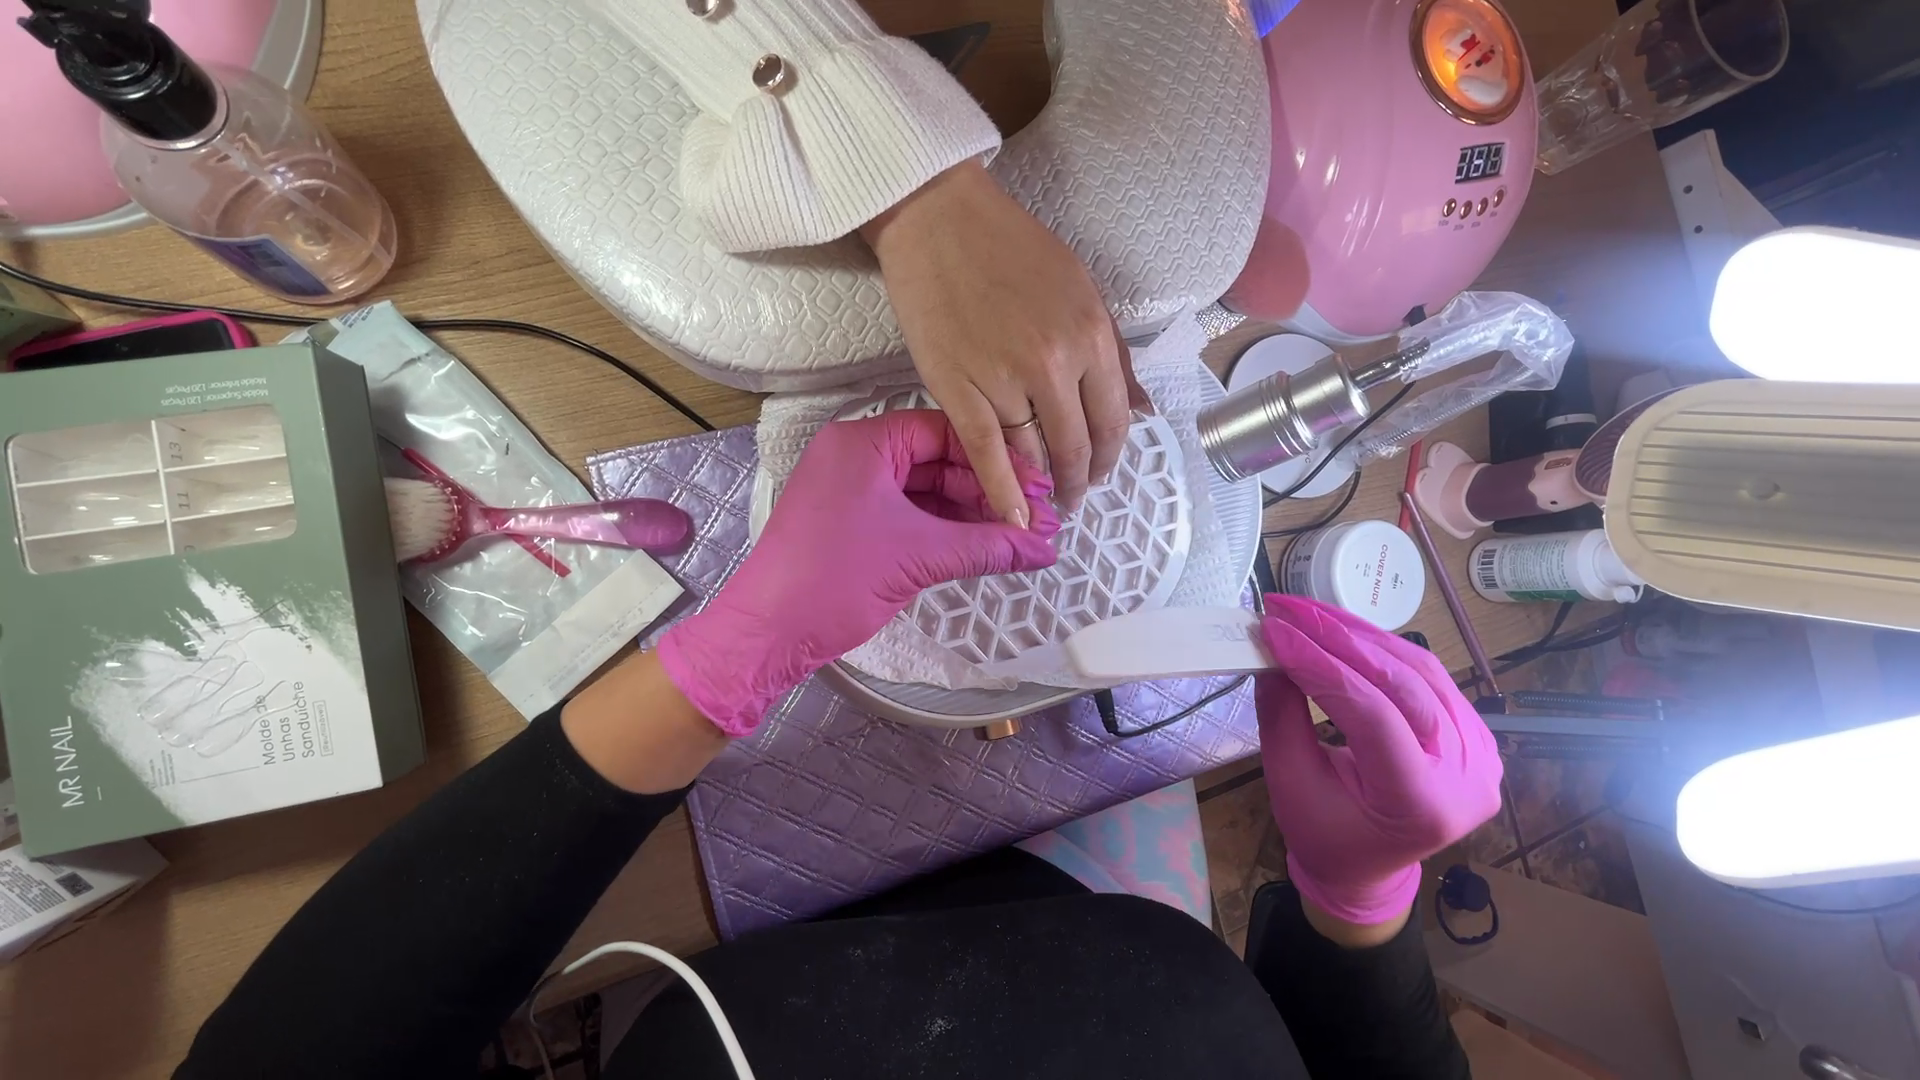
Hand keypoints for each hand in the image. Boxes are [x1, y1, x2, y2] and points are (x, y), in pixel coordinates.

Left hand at [658, 411, 1061, 736]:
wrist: (769, 632)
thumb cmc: (832, 580)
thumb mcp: (918, 557)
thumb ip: (986, 547)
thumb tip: (1042, 548)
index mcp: (864, 443)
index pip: (946, 431)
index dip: (996, 459)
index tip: (1037, 486)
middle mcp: (858, 456)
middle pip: (940, 461)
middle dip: (989, 493)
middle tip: (1036, 520)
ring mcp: (855, 491)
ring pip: (928, 492)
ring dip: (972, 515)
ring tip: (1019, 538)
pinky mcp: (855, 523)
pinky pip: (911, 515)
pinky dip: (946, 531)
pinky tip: (984, 547)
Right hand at [860, 160, 1147, 522]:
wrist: (938, 221)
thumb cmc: (1013, 248)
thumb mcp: (1082, 289)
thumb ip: (1114, 352)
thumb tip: (1140, 407)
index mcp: (1090, 336)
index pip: (1112, 420)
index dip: (1110, 457)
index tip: (1101, 473)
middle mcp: (1052, 364)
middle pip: (1075, 446)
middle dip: (1079, 480)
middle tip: (1074, 497)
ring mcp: (1003, 380)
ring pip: (1031, 453)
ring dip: (1042, 482)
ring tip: (1043, 496)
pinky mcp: (958, 390)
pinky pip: (986, 453)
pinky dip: (1002, 491)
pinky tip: (1015, 517)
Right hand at [1255, 595, 1503, 925]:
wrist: (1365, 868)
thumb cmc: (1322, 833)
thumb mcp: (1289, 781)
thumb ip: (1282, 715)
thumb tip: (1272, 652)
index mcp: (1420, 803)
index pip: (1370, 714)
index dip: (1318, 665)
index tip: (1272, 630)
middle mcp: (1466, 776)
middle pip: (1402, 684)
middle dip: (1338, 637)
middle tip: (1287, 608)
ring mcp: (1480, 753)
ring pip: (1419, 670)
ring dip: (1359, 633)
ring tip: (1308, 611)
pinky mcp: (1475, 734)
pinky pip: (1427, 677)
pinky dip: (1380, 648)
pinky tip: (1341, 630)